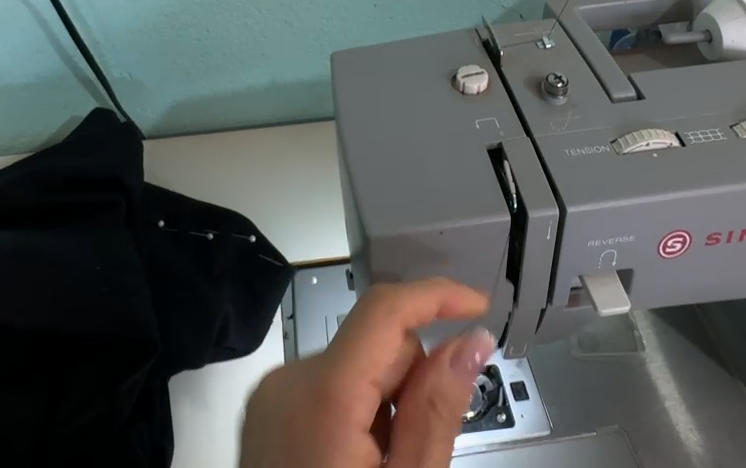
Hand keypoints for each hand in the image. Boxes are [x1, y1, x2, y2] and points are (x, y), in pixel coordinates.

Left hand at [239, 277, 492, 467]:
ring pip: (353, 364)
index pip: (384, 310)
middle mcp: (286, 382)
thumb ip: (438, 407)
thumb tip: (471, 340)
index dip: (436, 295)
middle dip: (412, 376)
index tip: (479, 305)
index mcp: (320, 395)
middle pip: (373, 343)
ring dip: (385, 400)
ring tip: (384, 466)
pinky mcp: (266, 413)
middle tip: (421, 446)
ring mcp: (270, 398)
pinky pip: (328, 386)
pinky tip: (358, 464)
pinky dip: (357, 412)